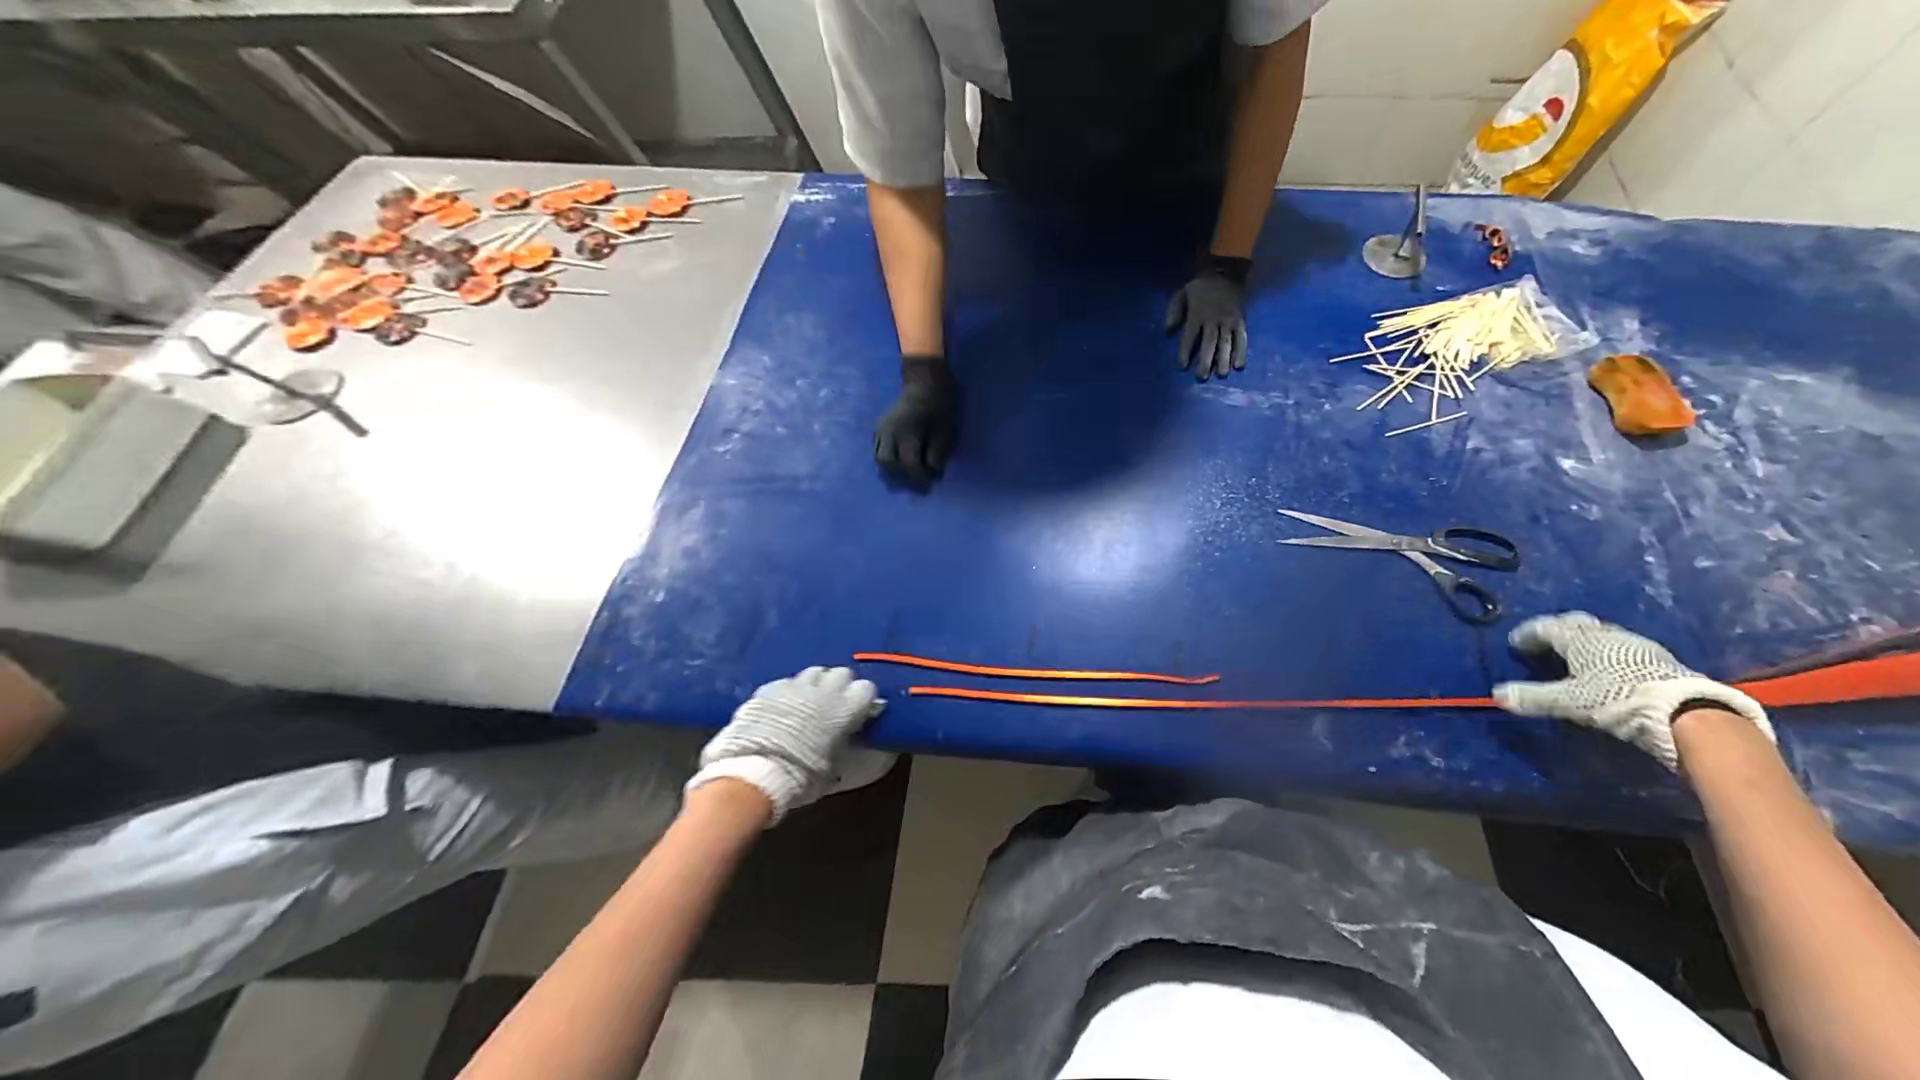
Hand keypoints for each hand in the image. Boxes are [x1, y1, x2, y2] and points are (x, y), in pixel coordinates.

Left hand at [688, 666, 892, 822]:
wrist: (755, 771)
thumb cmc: (801, 776)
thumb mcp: (833, 766)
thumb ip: (843, 744)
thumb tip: (844, 739)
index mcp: (846, 708)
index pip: (867, 689)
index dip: (862, 700)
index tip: (858, 712)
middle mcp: (825, 689)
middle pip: (841, 673)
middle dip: (840, 686)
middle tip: (834, 705)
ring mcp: (796, 684)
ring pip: (814, 672)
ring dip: (815, 684)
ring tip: (808, 702)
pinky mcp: (770, 687)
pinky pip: (786, 683)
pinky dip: (788, 692)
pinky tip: (781, 708)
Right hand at [874, 355, 957, 484]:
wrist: (924, 381)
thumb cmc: (939, 406)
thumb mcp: (944, 431)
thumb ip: (936, 454)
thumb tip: (931, 473)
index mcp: (908, 434)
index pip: (910, 465)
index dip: (921, 477)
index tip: (932, 481)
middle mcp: (890, 433)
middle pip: (887, 464)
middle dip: (902, 475)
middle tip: (917, 477)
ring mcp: (881, 429)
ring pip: (878, 457)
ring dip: (891, 468)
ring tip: (905, 472)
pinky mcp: (878, 426)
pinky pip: (876, 448)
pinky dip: (886, 457)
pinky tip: (898, 458)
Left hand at [1165, 267, 1247, 381]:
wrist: (1225, 272)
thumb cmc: (1200, 287)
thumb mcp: (1182, 294)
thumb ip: (1174, 311)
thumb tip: (1167, 330)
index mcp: (1197, 315)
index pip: (1189, 336)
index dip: (1185, 351)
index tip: (1182, 366)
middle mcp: (1213, 320)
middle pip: (1209, 343)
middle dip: (1205, 361)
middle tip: (1201, 377)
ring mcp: (1228, 321)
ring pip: (1226, 342)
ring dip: (1224, 359)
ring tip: (1221, 374)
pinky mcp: (1240, 321)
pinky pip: (1241, 338)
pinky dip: (1241, 351)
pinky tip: (1239, 365)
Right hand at [1492, 611, 1773, 769]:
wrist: (1688, 713)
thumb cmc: (1617, 699)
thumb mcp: (1570, 701)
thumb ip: (1534, 697)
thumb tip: (1497, 695)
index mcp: (1581, 639)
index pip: (1548, 627)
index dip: (1529, 633)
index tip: (1516, 643)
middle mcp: (1608, 636)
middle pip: (1578, 625)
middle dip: (1558, 630)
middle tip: (1545, 642)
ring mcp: (1638, 646)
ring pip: (1603, 634)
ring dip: (1586, 640)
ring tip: (1576, 654)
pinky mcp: (1661, 660)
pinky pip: (1623, 648)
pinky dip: (1608, 652)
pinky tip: (1610, 666)